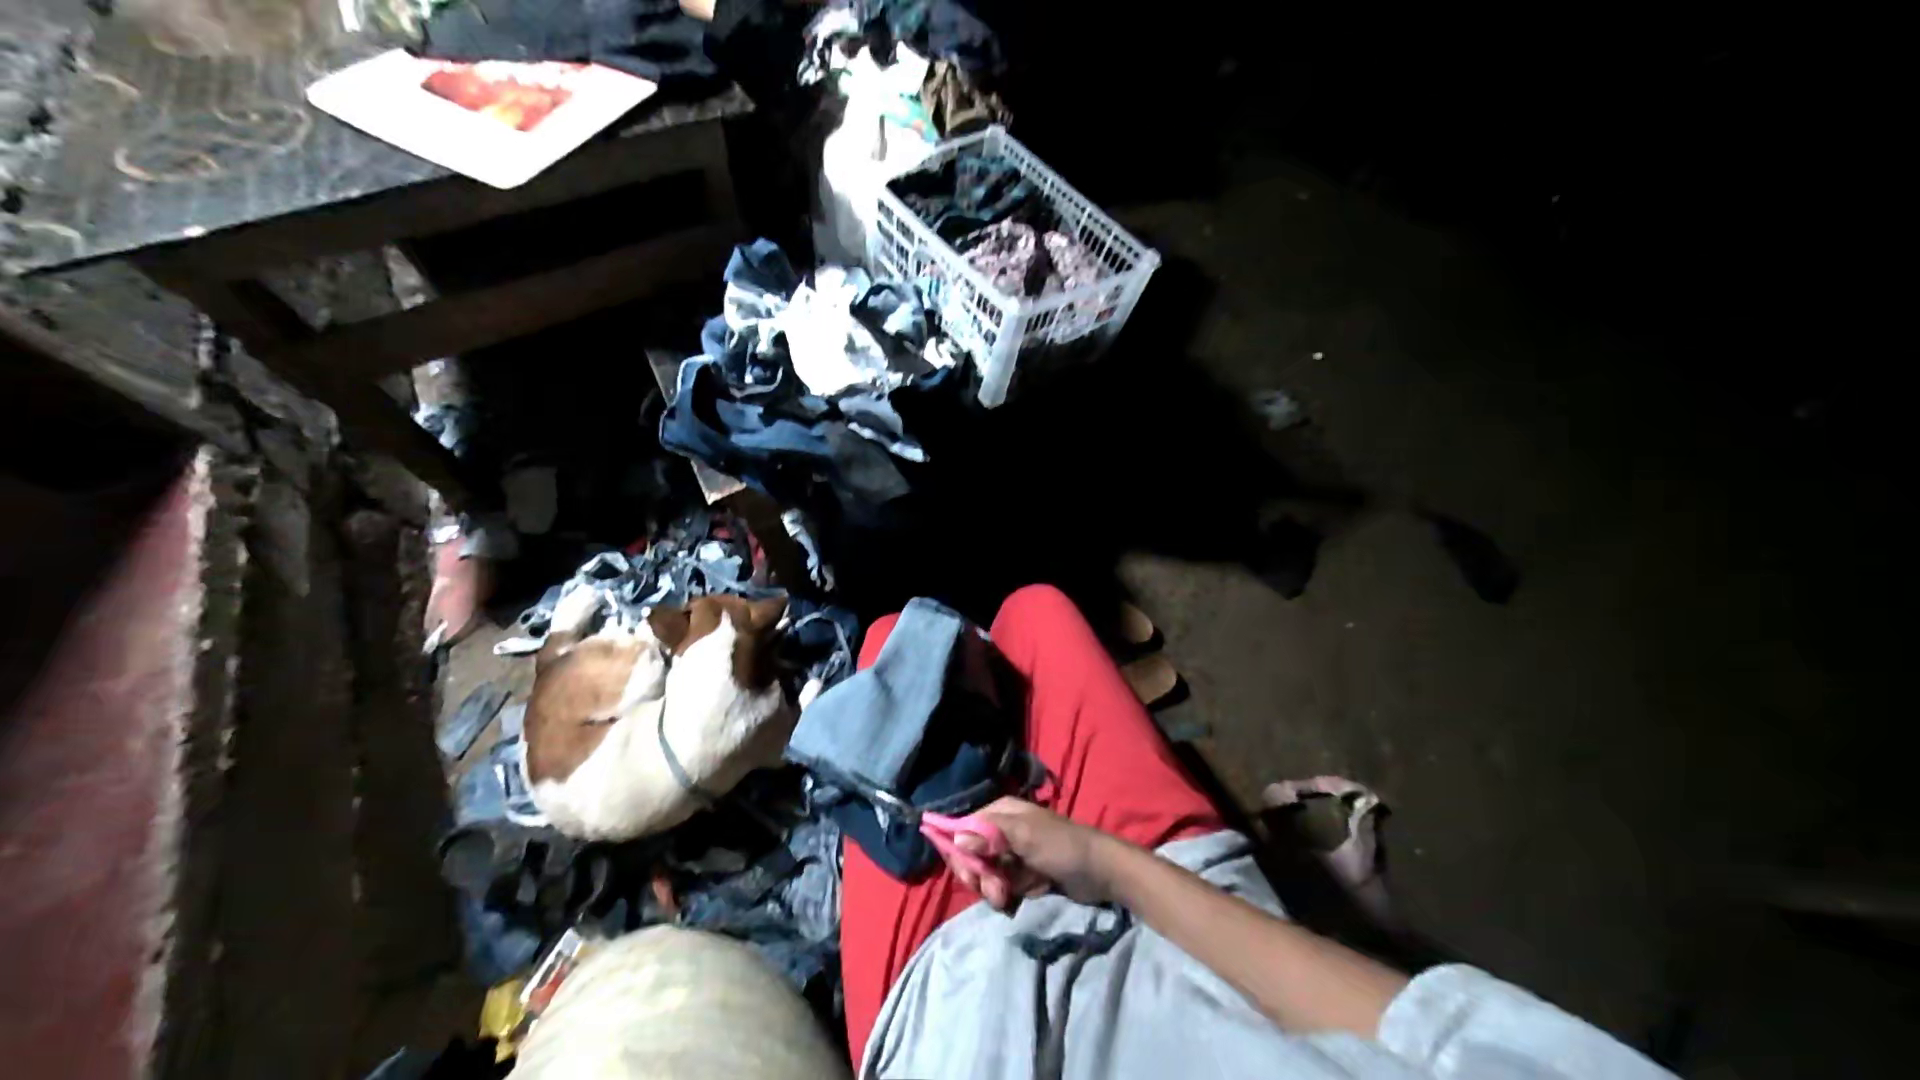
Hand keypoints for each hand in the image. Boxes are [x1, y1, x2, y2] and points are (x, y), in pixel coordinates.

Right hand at [952, 797, 1122, 909]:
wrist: (1101, 872)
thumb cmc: (1062, 847)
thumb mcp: (1026, 837)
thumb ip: (991, 836)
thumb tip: (956, 839)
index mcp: (1001, 812)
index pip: (964, 829)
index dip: (960, 852)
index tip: (969, 874)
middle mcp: (1002, 830)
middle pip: (972, 854)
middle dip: (979, 876)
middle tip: (995, 892)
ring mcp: (1013, 854)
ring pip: (986, 874)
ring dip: (993, 889)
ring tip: (1008, 899)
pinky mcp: (1023, 875)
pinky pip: (1002, 886)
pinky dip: (1006, 895)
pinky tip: (1015, 902)